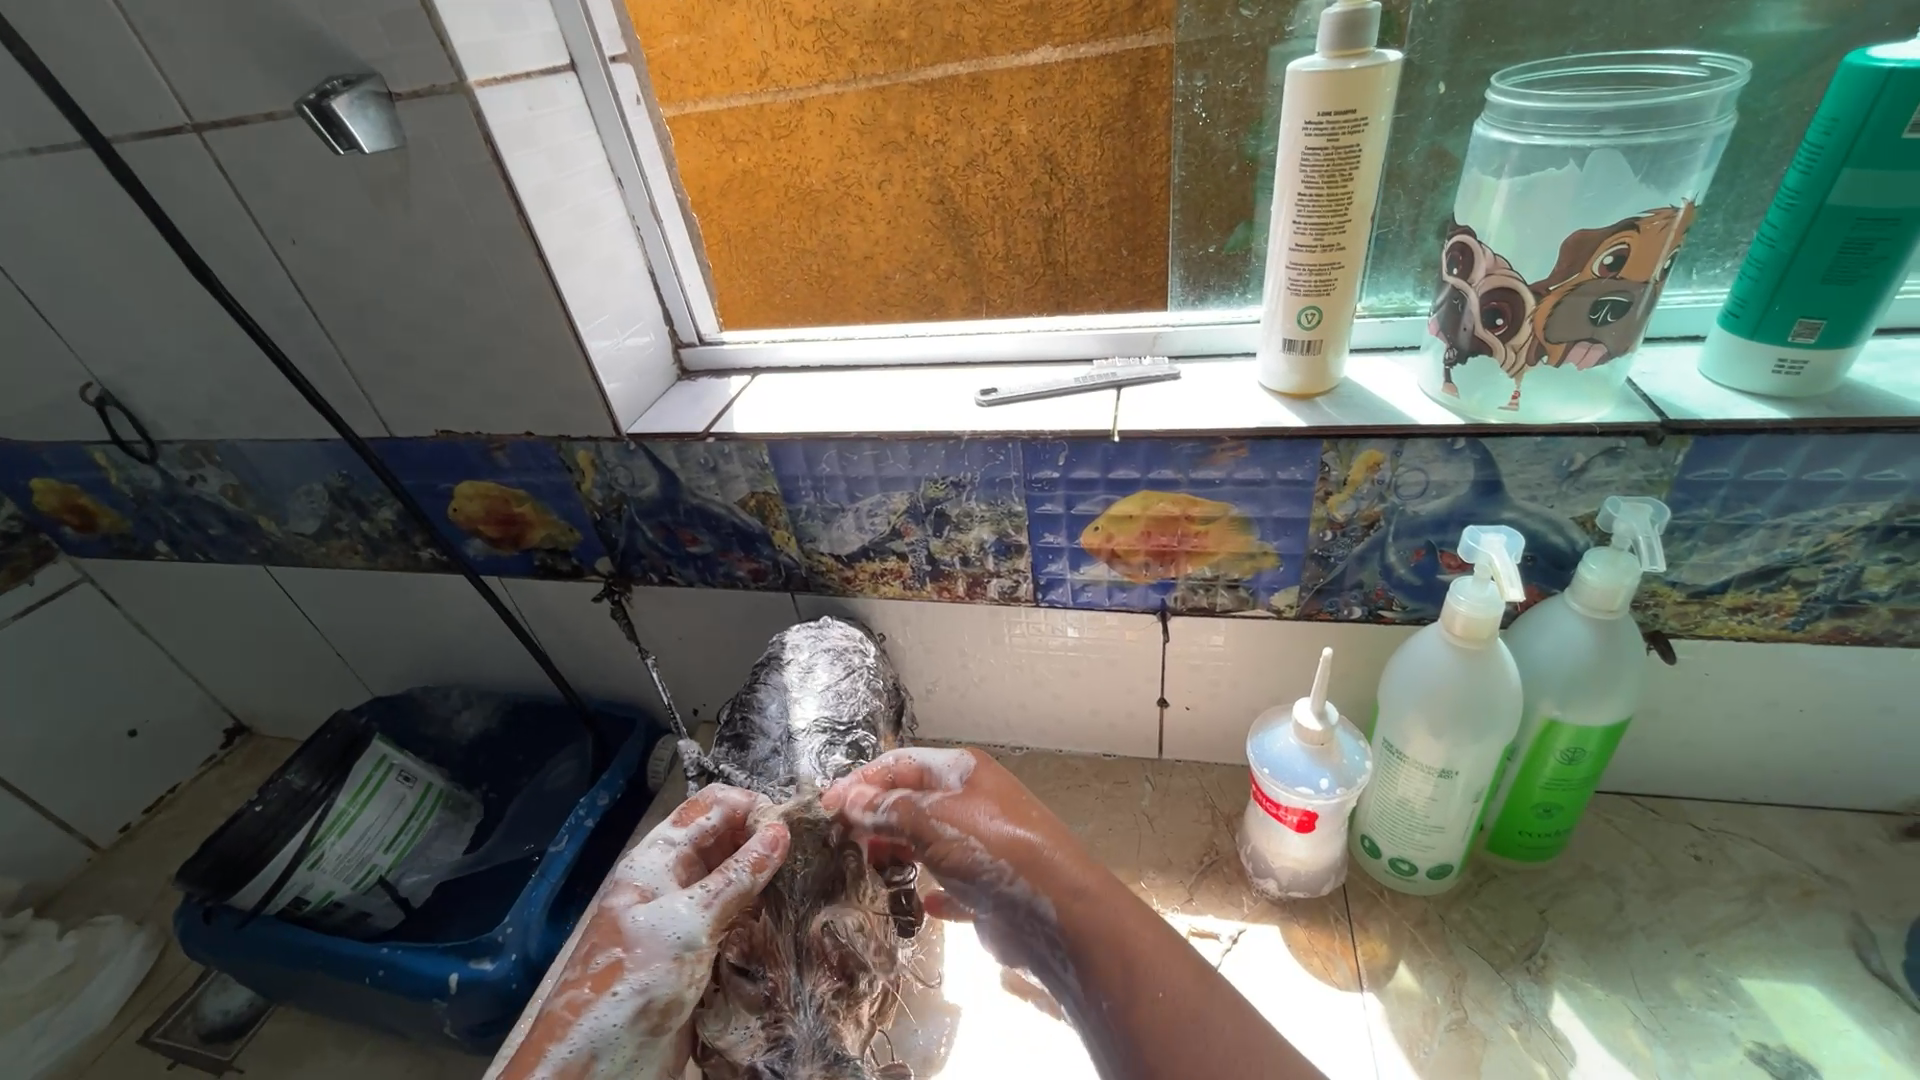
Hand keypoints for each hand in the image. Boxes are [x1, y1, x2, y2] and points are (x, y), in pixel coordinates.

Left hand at [494, 785, 788, 1079]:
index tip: (792, 828)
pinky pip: (738, 917)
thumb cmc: (632, 985)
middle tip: (809, 854)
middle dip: (765, 840)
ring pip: (737, 878)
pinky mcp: (701, 952)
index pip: (713, 806)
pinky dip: (762, 911)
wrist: (597, 1076)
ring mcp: (687, 917)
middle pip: (727, 838)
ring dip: (768, 877)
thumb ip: (737, 876)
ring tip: (808, 881)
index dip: (751, 808)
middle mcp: (674, 879)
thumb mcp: (687, 923)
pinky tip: (790, 915)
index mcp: (659, 858)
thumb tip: (781, 829)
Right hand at [822, 748, 1102, 971]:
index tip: (828, 806)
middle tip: (841, 839)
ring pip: (930, 842)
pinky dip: (933, 890)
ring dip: (899, 851)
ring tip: (869, 866)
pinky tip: (921, 902)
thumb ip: (888, 809)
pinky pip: (952, 883)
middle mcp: (973, 802)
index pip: (901, 764)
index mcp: (962, 772)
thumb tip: (849, 798)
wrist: (1055, 909)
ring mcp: (983, 845)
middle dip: (877, 816)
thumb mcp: (932, 820)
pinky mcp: (989, 888)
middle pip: (913, 801)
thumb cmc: (992, 849)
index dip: (863, 781)